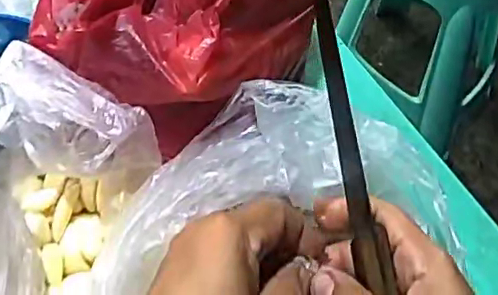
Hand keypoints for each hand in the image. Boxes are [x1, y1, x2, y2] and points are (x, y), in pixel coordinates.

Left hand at [149, 197, 327, 294]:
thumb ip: (293, 286)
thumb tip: (311, 271)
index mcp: (227, 226)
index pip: (280, 210)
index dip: (307, 237)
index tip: (323, 271)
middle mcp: (204, 224)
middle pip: (257, 225)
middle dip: (284, 253)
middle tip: (305, 288)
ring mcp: (185, 246)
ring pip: (237, 242)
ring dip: (262, 265)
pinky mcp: (174, 270)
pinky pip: (216, 256)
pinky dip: (237, 271)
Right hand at [310, 198, 470, 294]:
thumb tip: (320, 275)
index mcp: (426, 260)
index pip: (382, 214)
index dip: (346, 209)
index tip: (314, 217)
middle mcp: (425, 273)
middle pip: (373, 247)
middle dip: (340, 256)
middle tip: (312, 273)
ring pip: (375, 278)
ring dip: (348, 284)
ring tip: (321, 289)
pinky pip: (386, 293)